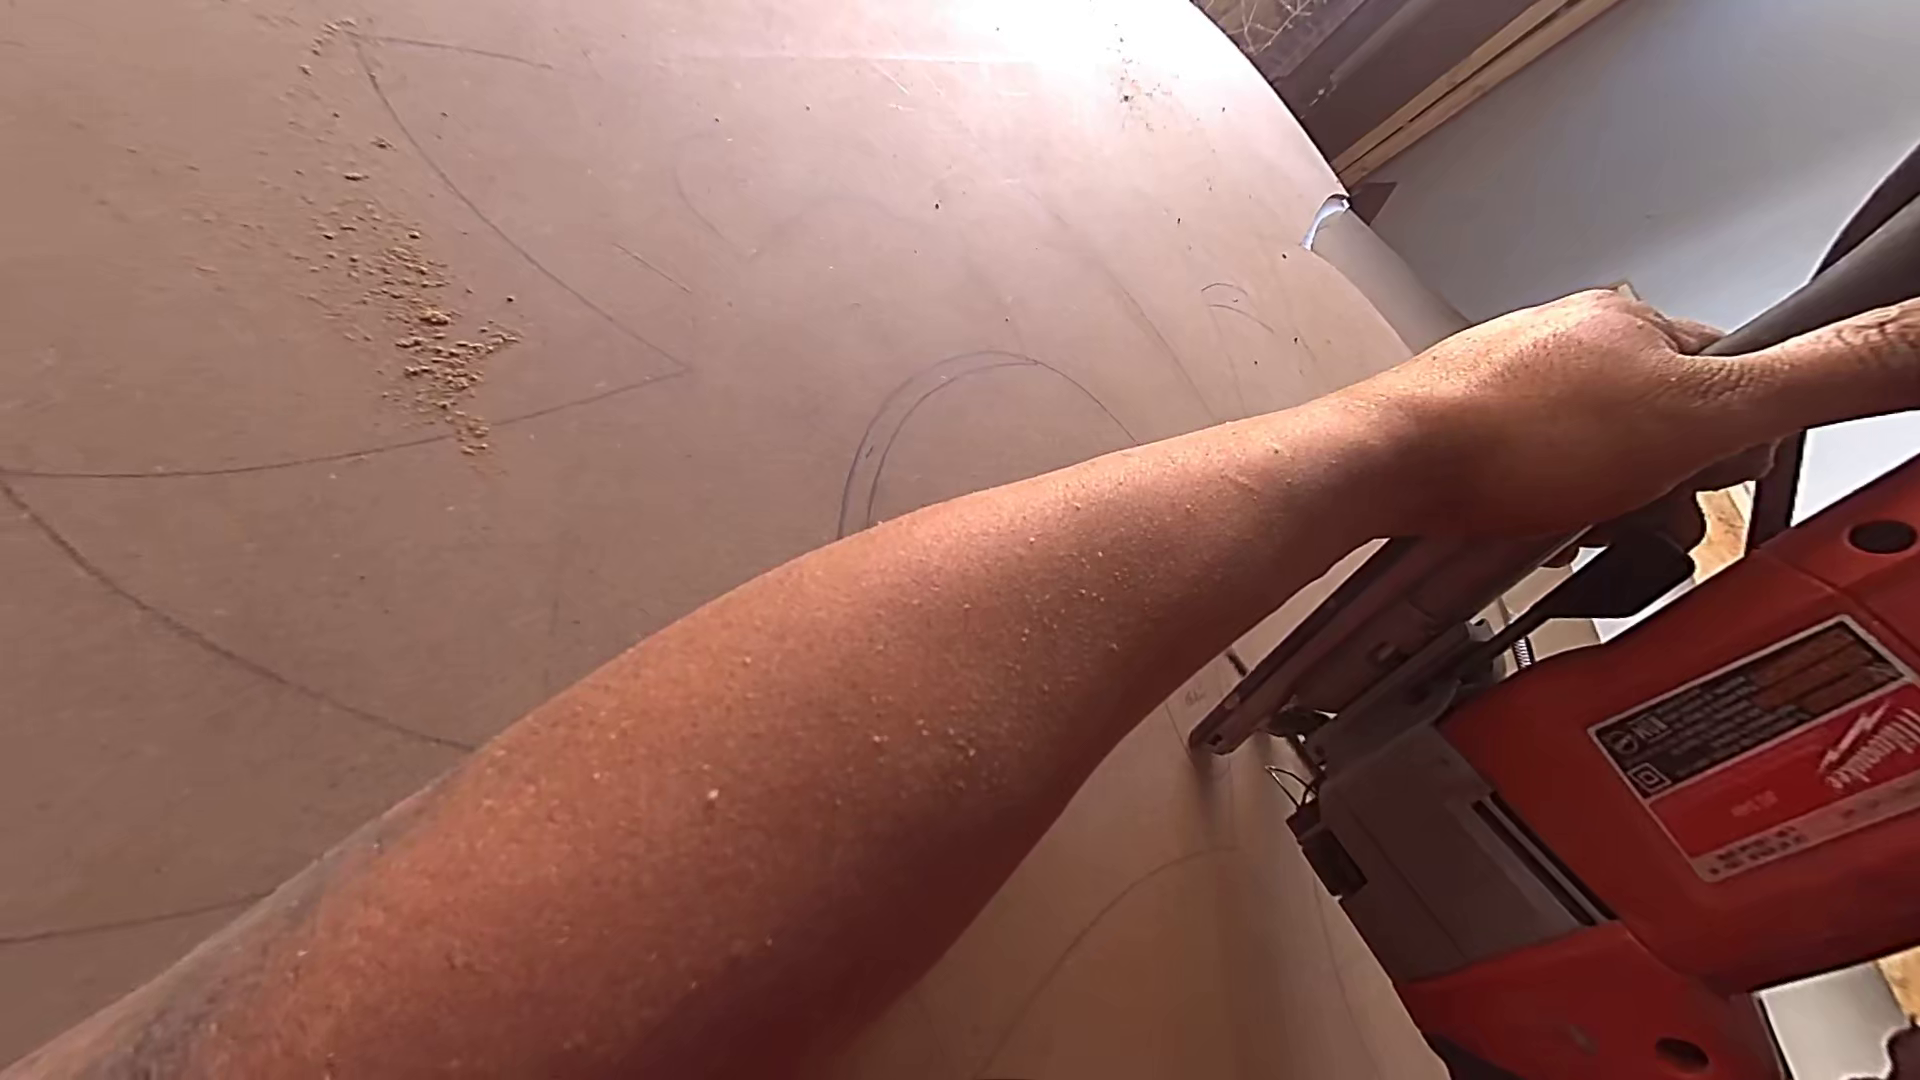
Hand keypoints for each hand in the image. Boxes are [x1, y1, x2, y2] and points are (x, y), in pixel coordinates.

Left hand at [1336, 289, 1919, 535]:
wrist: (1373, 469)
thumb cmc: (1506, 437)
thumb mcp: (1702, 410)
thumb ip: (1836, 372)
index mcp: (1616, 323)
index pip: (1725, 372)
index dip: (1729, 439)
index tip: (1698, 479)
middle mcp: (1543, 349)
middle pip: (1640, 425)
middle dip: (1643, 483)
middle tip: (1612, 509)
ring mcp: (1481, 394)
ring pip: (1567, 460)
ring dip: (1575, 505)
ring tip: (1544, 523)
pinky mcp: (1438, 437)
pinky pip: (1501, 479)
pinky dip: (1513, 509)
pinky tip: (1501, 528)